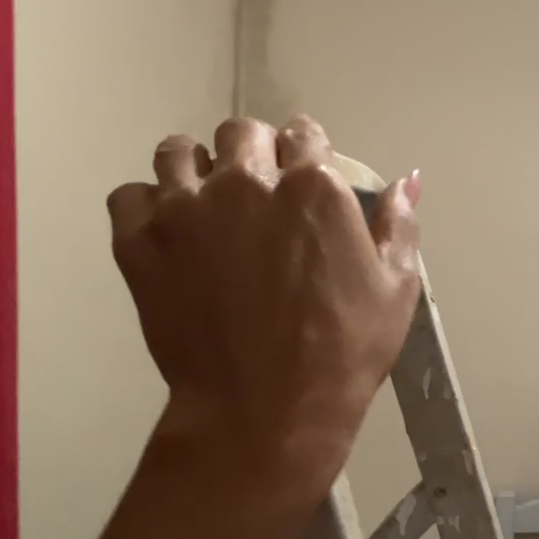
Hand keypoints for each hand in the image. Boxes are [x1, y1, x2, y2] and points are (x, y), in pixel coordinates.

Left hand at [107, 117, 421, 491]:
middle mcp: (246, 183)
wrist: (267, 406)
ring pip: (177, 152)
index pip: (305, 133)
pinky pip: (129, 194)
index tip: (308, 170)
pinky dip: (149, 204)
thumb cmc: (346, 348)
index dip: (308, 149)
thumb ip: (399, 224)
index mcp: (315, 188)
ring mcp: (186, 209)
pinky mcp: (138, 242)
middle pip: (240, 132)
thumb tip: (408, 179)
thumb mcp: (397, 287)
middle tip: (262, 190)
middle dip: (255, 151)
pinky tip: (172, 232)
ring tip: (210, 201)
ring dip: (198, 166)